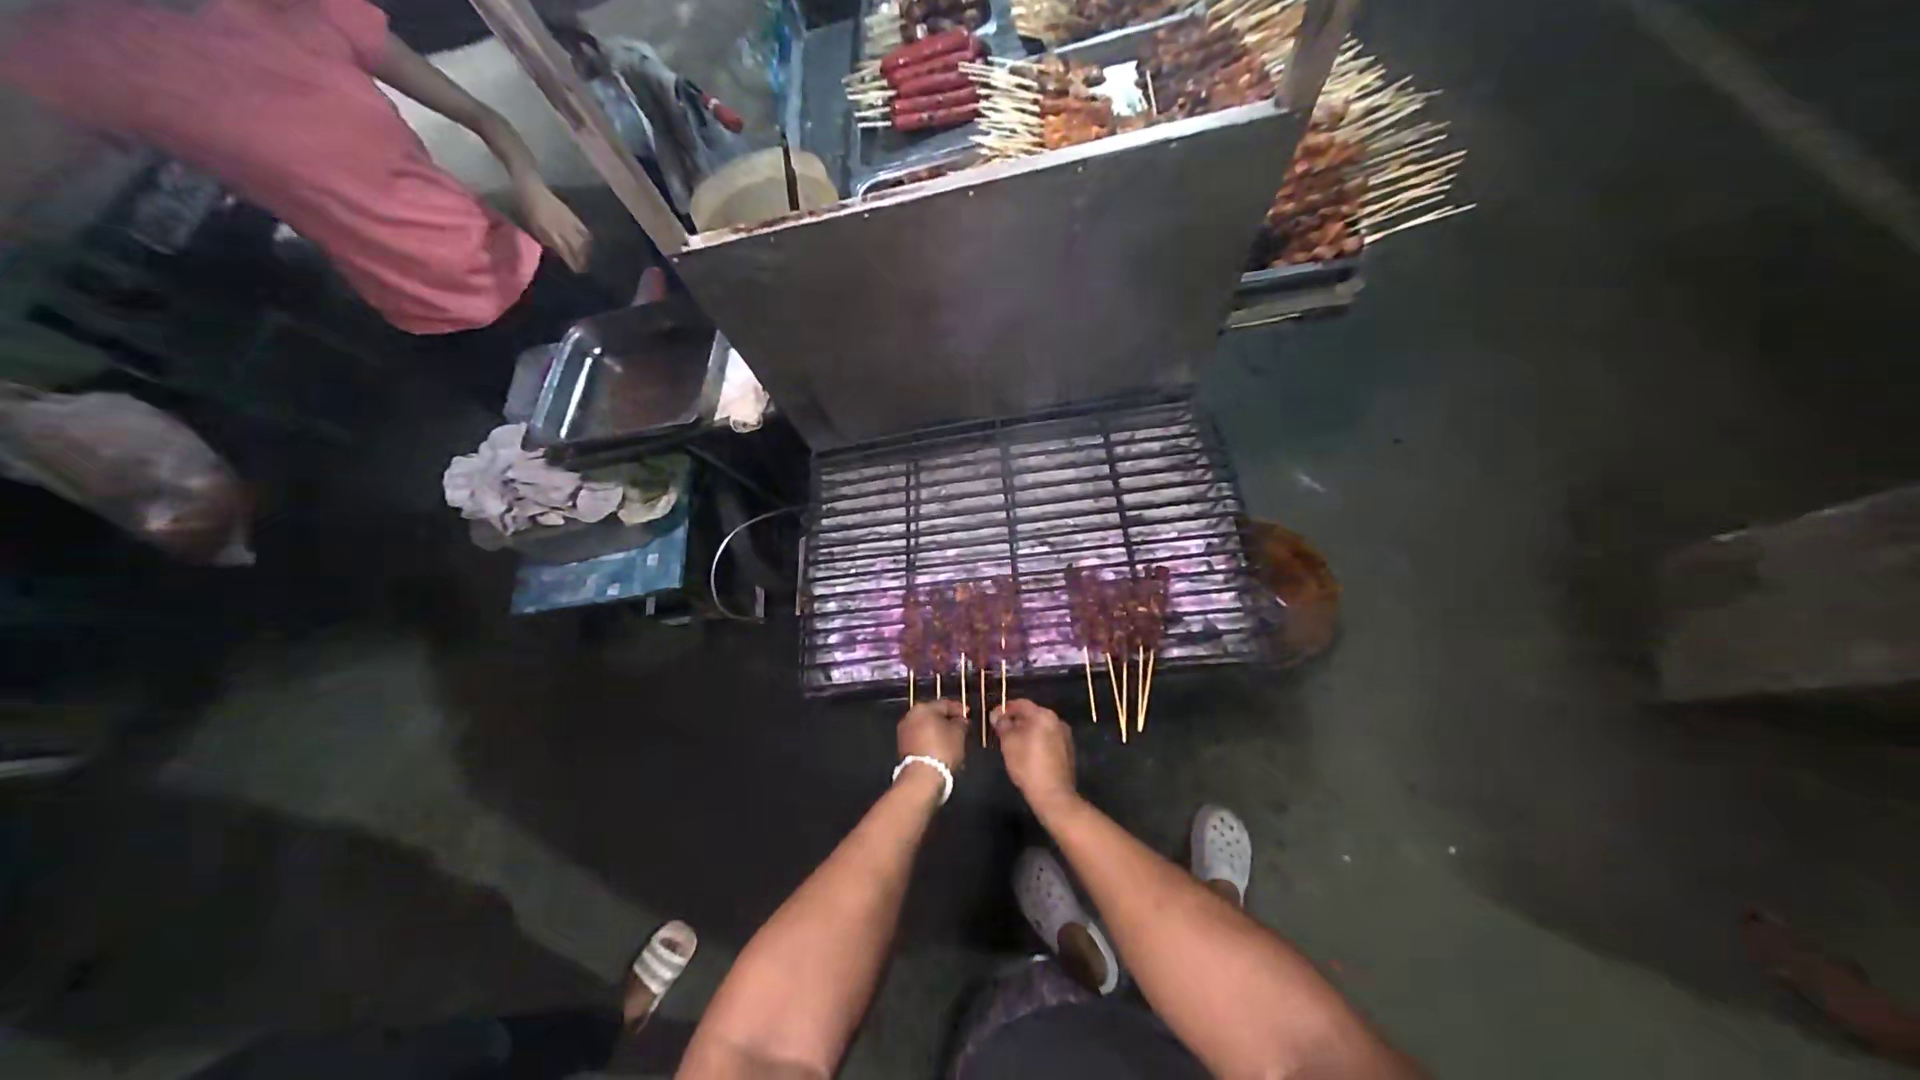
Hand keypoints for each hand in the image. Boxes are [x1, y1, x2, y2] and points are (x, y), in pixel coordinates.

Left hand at [514, 179, 590, 272]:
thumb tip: (556, 251)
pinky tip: (589, 243)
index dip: (573, 264)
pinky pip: (584, 231)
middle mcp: (564, 231)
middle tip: (585, 269)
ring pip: (583, 242)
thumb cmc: (525, 207)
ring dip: (587, 252)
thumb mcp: (530, 226)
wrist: (530, 186)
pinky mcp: (573, 216)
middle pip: (578, 250)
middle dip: (583, 260)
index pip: (567, 254)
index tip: (578, 273)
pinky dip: (588, 239)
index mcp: (551, 234)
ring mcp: (570, 223)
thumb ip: (545, 240)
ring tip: (589, 259)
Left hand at [898, 699, 967, 771]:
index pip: (945, 704)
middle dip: (948, 721)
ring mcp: (904, 731)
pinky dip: (931, 741)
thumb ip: (961, 722)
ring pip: (927, 728)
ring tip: (952, 740)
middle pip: (934, 715)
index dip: (959, 709)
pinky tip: (941, 749)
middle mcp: (910, 716)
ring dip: (939, 732)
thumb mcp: (959, 733)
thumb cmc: (943, 749)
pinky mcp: (903, 747)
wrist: (922, 776)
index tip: (968, 714)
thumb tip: (960, 720)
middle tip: (961, 727)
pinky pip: (921, 739)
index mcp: (923, 708)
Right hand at [992, 699, 1076, 815]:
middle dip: (1017, 720)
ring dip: (1028, 731)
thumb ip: (1002, 725)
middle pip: (1033, 714)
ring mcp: (1065, 736)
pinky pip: (1049, 739)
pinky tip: (1030, 754)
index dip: (1005, 708)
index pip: (1021, 704)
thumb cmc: (1027, 765)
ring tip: (1015, 743)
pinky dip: (1038, 741)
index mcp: (1043, 715)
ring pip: (1042, 727)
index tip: (994, 717)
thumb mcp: (1008, 743)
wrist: (1053, 794)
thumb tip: (997, 714)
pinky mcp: (1068, 750)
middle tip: (1003, 731)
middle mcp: (1057, 721)